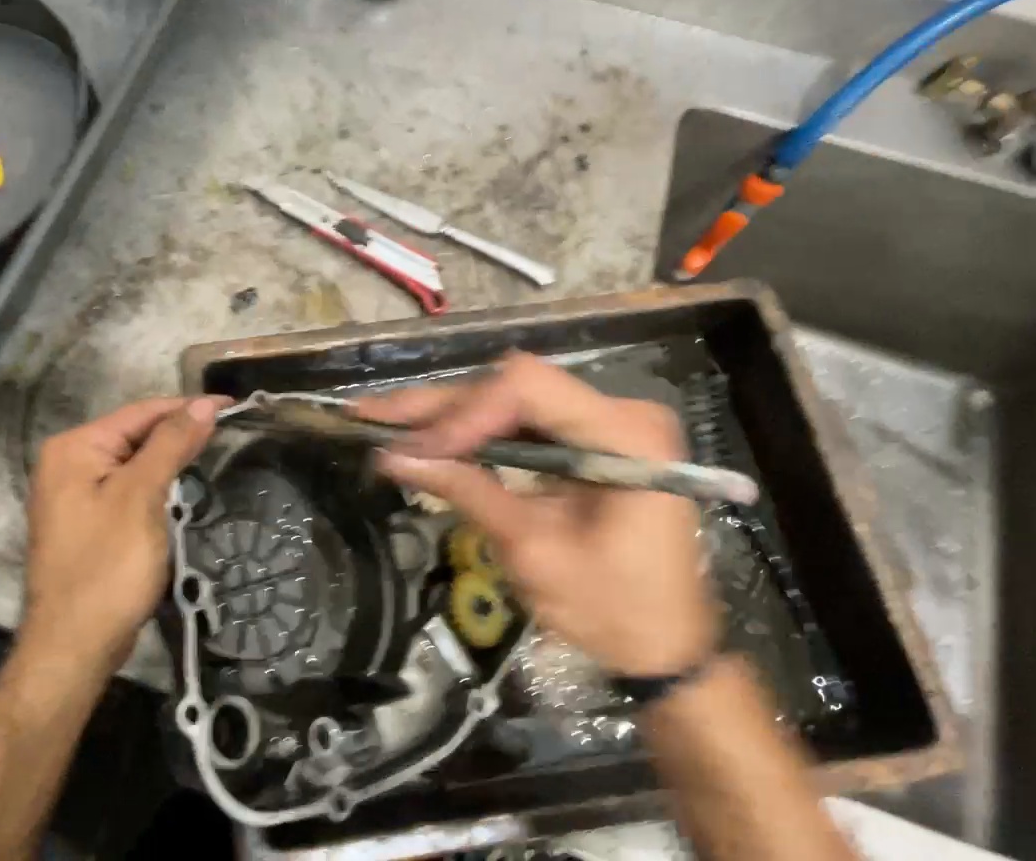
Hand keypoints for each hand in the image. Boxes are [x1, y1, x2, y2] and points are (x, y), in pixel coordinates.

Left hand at [20, 396, 225, 674]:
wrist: (74, 645)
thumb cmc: (108, 566)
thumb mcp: (142, 497)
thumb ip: (170, 445)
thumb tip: (203, 404)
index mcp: (74, 448)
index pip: (140, 413)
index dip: (187, 407)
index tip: (233, 405)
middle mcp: (67, 463)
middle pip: (134, 434)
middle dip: (179, 431)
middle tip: (231, 429)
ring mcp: (73, 495)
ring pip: (132, 463)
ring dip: (170, 457)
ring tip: (215, 450)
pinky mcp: (86, 522)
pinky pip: (126, 489)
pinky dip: (155, 484)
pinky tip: (182, 487)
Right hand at [360, 352, 717, 675]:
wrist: (665, 647)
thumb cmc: (613, 610)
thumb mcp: (533, 552)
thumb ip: (467, 492)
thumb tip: (393, 457)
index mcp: (625, 435)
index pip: (527, 389)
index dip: (463, 412)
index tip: (414, 449)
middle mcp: (618, 412)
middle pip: (512, 389)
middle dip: (439, 408)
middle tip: (370, 415)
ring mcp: (603, 423)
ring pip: (508, 402)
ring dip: (447, 417)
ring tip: (382, 423)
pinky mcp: (586, 440)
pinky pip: (519, 424)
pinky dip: (471, 435)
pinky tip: (425, 438)